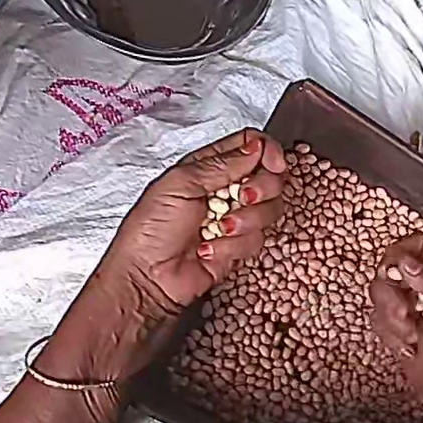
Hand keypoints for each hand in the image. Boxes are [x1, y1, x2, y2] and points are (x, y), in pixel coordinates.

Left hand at [43, 129, 289, 382]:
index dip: (268, 151)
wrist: (148, 276)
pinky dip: (234, 246)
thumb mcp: (181, 183)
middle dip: (262, 189)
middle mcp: (225, 190)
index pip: (250, 146)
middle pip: (270, 177)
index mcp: (208, 167)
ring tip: (217, 230)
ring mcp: (235, 219)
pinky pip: (258, 240)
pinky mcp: (239, 247)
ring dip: (246, 221)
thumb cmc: (151, 230)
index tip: (274, 163)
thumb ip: (222, 164)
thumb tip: (257, 147)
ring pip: (269, 210)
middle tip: (242, 198)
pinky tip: (210, 249)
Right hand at [368, 234, 422, 419]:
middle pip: (390, 265)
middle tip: (404, 311)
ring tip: (410, 334)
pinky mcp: (394, 324)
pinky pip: (377, 317)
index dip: (403, 252)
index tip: (399, 271)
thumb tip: (405, 263)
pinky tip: (408, 345)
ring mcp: (408, 303)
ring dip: (390, 316)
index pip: (419, 244)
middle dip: (392, 290)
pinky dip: (389, 333)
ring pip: (380, 291)